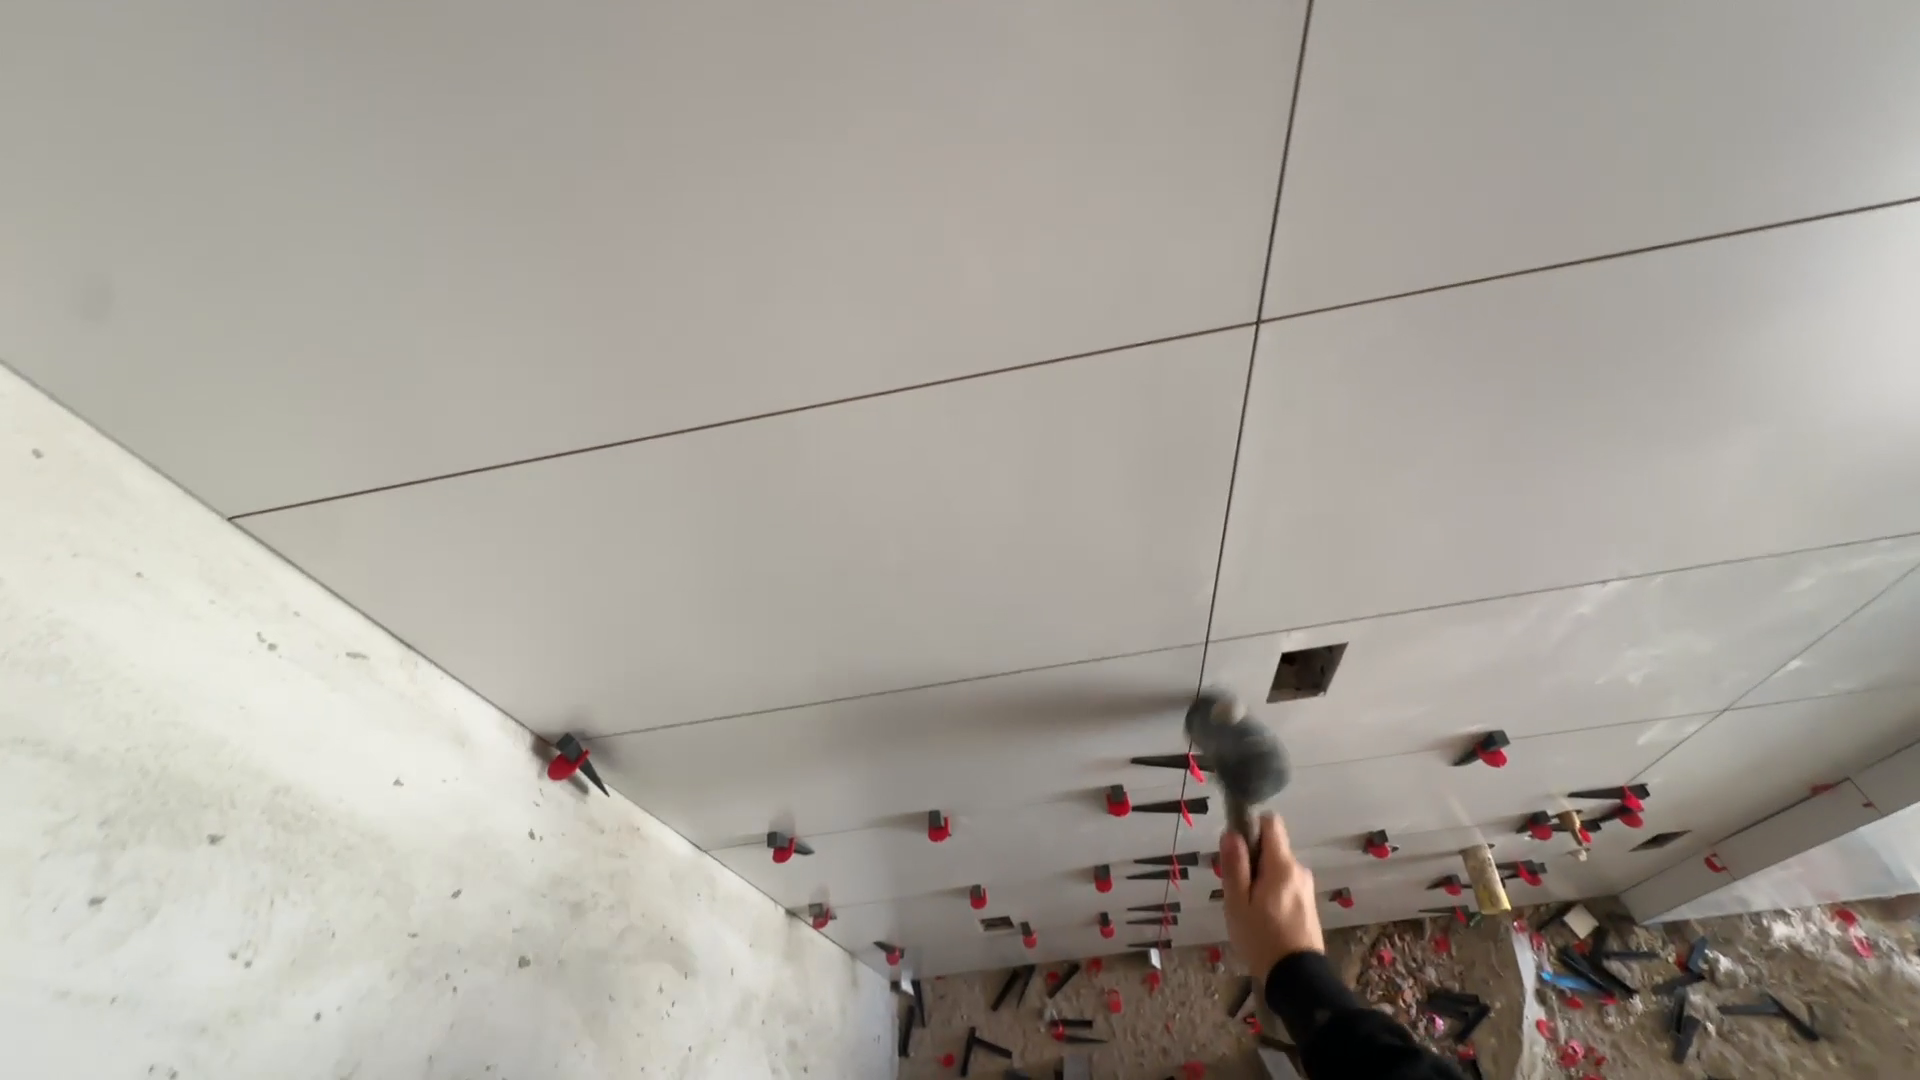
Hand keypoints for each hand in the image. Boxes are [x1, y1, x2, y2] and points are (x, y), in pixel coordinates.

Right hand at [1219, 813, 1323, 976]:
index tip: (1236, 847)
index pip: (1271, 822)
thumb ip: (1234, 865)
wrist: (1298, 981)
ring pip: (1276, 867)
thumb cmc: (1261, 938)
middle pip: (1271, 847)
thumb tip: (1231, 832)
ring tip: (1247, 907)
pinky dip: (1271, 891)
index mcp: (1282, 865)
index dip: (1250, 826)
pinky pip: (1284, 884)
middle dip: (1251, 859)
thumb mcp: (1237, 902)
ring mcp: (1306, 888)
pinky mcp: (1308, 904)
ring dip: (1260, 877)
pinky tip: (1262, 917)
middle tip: (1236, 888)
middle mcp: (1299, 870)